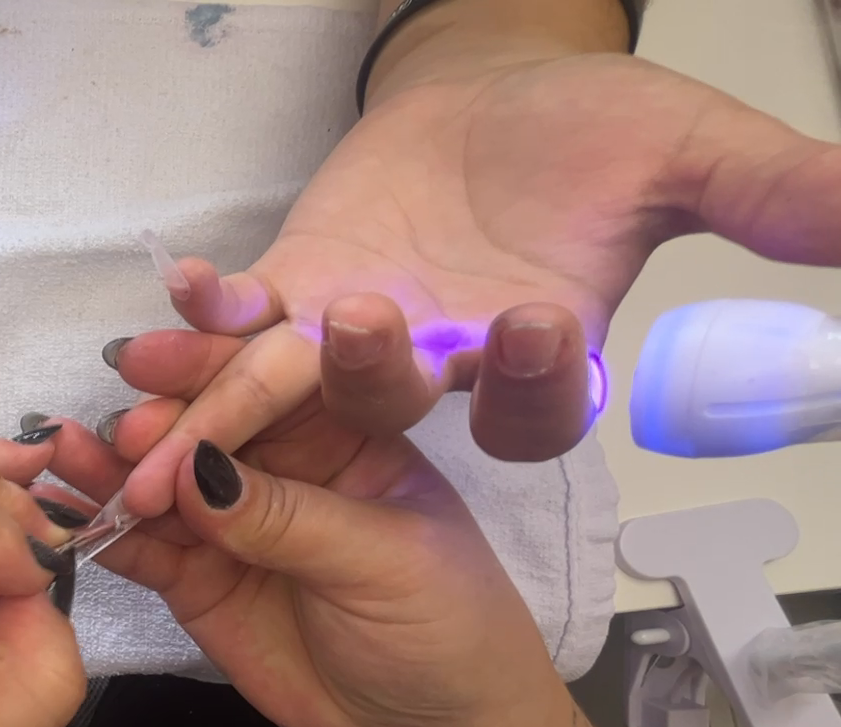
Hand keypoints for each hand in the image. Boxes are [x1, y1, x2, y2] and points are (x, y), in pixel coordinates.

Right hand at [23, 305, 570, 726]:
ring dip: (109, 469)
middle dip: (159, 421)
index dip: (217, 366)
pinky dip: (98, 531)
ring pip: (157, 482)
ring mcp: (222, 517)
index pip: (274, 381)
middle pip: (203, 425)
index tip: (159, 358)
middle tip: (123, 431)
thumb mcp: (384, 561)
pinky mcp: (186, 570)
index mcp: (340, 432)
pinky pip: (137, 545)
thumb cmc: (441, 630)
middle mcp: (272, 463)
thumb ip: (285, 517)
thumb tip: (190, 476)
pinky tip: (62, 513)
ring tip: (61, 453)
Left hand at [122, 51, 840, 516]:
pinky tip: (180, 288)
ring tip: (157, 420)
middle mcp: (418, 368)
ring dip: (219, 397)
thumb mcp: (687, 158)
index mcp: (518, 362)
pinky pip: (236, 314)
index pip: (529, 412)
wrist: (490, 103)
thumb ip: (774, 194)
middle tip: (316, 373)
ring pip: (276, 384)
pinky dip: (207, 306)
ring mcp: (335, 337)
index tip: (541, 327)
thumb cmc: (584, 138)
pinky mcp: (284, 292)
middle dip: (344, 396)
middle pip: (374, 410)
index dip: (533, 390)